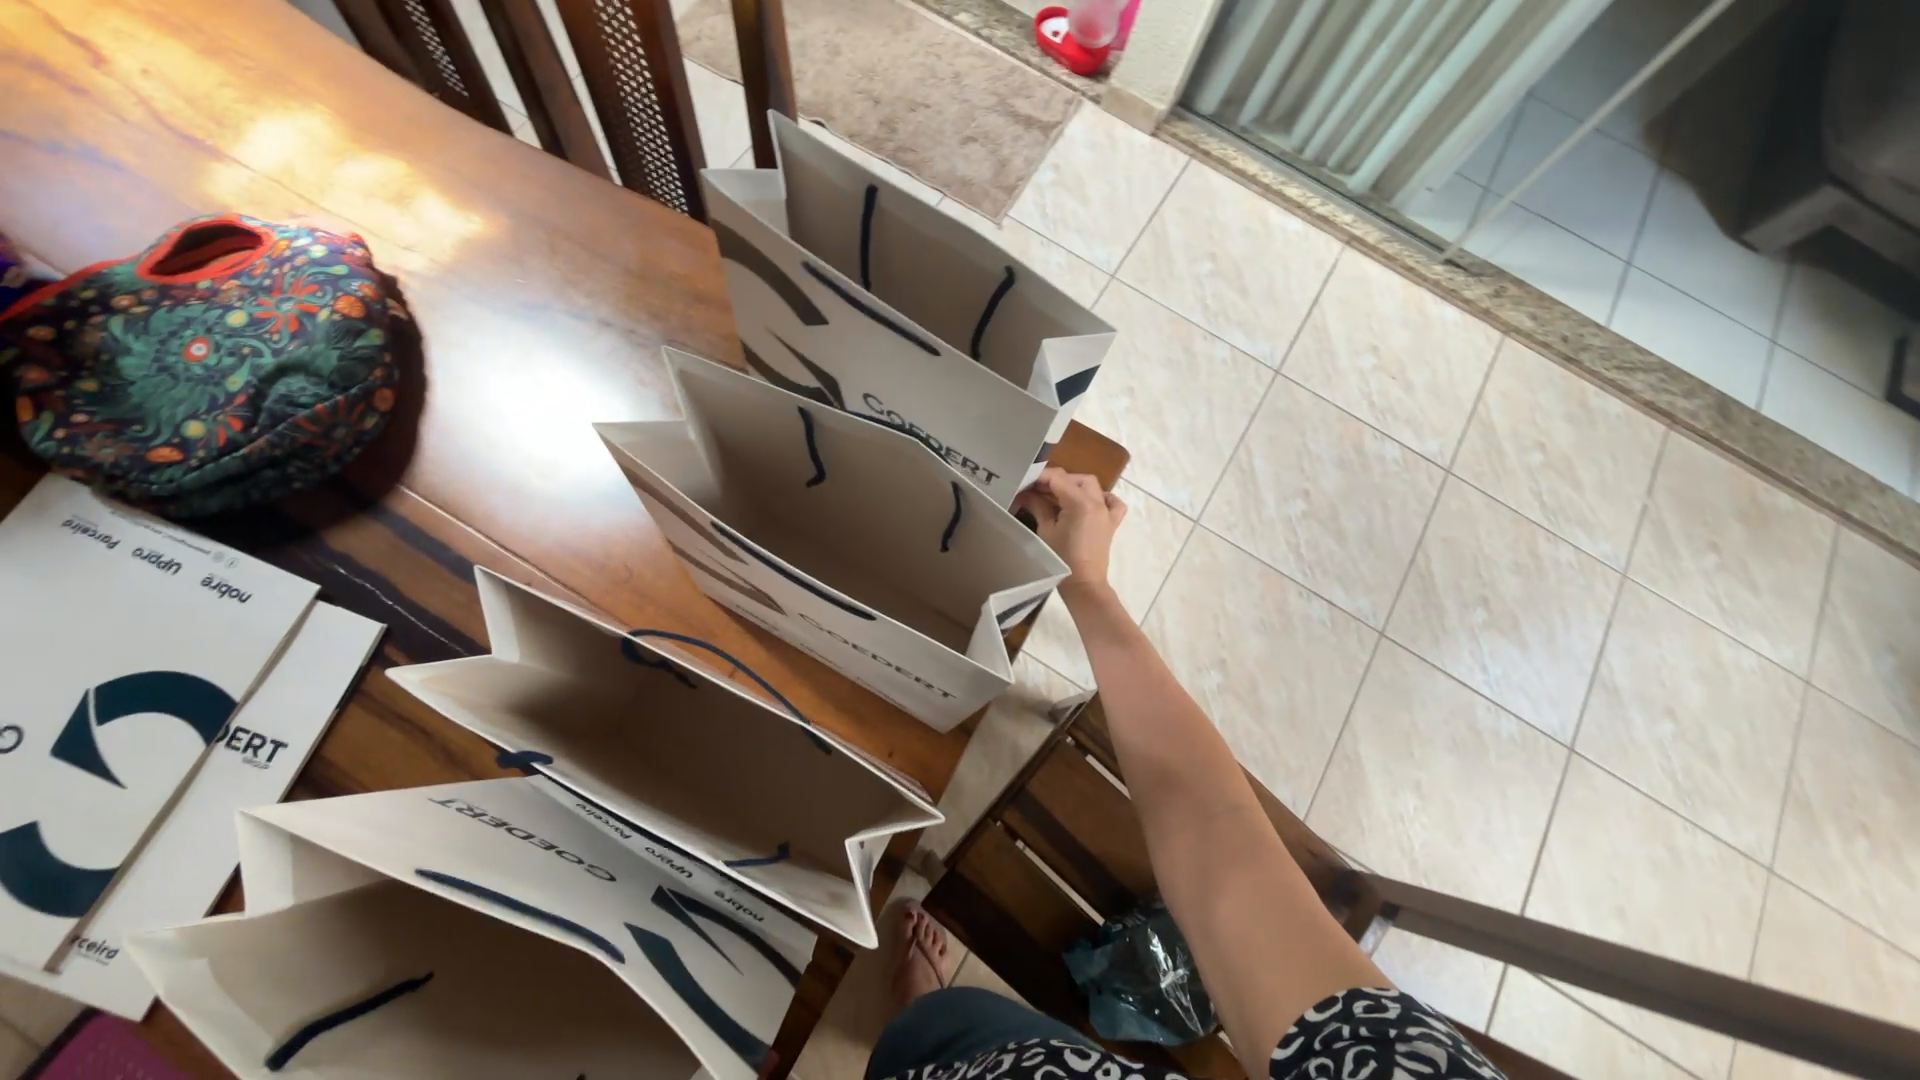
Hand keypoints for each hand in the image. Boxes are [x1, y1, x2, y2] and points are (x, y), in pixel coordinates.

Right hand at [1013, 468, 1126, 593]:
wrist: (1084, 583)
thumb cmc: (1061, 558)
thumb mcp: (1046, 530)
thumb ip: (1038, 507)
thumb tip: (1026, 493)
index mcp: (1080, 502)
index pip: (1058, 478)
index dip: (1041, 477)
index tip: (1026, 482)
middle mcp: (1097, 502)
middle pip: (1076, 479)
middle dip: (1057, 480)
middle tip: (1039, 490)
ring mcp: (1107, 512)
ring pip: (1093, 487)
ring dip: (1076, 486)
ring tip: (1059, 496)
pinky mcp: (1111, 523)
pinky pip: (1113, 503)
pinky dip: (1103, 498)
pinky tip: (1090, 503)